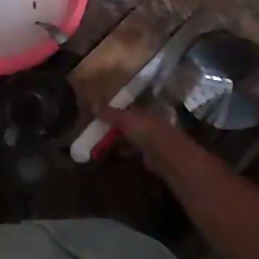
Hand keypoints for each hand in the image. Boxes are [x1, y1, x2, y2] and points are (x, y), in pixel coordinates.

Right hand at [102, 104, 226, 184]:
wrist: (165, 155)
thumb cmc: (145, 131)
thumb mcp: (125, 119)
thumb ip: (110, 113)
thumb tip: (93, 104)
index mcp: (142, 112)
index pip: (125, 108)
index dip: (112, 109)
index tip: (98, 112)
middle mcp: (145, 123)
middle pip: (125, 123)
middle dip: (111, 126)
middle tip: (94, 129)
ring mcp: (146, 139)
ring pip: (126, 137)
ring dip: (114, 139)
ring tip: (98, 141)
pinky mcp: (146, 154)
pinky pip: (129, 150)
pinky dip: (120, 151)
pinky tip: (110, 153)